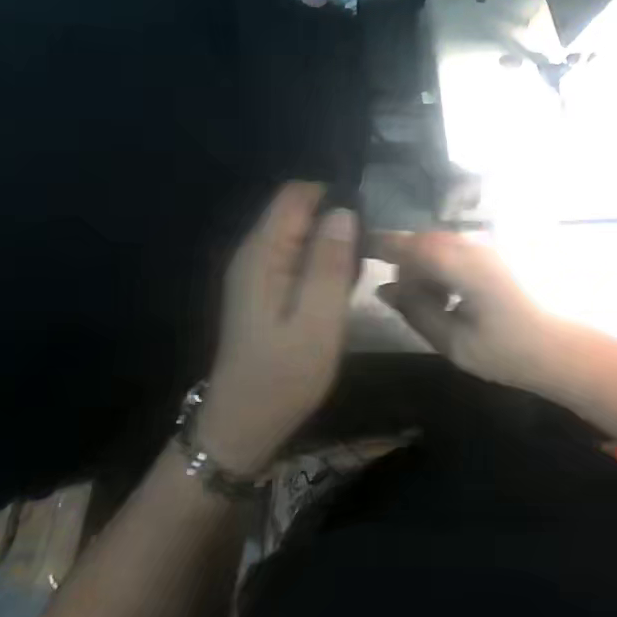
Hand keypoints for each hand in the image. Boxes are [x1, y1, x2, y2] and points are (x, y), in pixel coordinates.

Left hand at [195, 183, 357, 474]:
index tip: (371, 215)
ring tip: (361, 270)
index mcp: (262, 253)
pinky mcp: (267, 288)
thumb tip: (345, 209)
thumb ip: (331, 264)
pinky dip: (324, 264)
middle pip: (300, 210)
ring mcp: (259, 271)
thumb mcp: (318, 322)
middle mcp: (255, 253)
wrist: (245, 423)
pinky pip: (300, 257)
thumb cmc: (283, 375)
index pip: (296, 193)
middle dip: (338, 220)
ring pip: (303, 233)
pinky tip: (342, 288)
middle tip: (372, 252)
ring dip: (334, 244)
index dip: (334, 194)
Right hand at [372, 231, 591, 394]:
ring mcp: (483, 251)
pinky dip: (437, 268)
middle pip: (424, 241)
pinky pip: (450, 252)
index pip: (415, 246)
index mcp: (465, 269)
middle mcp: (473, 250)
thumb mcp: (452, 341)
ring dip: (421, 266)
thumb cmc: (504, 352)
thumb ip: (416, 311)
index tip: (358, 248)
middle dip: (404, 261)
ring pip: (436, 245)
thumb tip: (384, 288)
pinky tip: (442, 298)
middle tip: (396, 296)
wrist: (552, 350)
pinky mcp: (487, 259)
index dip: (385, 244)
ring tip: (422, 303)